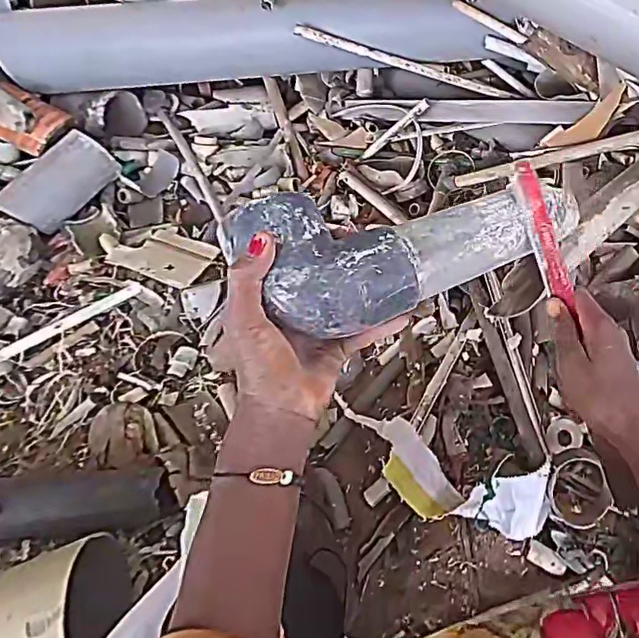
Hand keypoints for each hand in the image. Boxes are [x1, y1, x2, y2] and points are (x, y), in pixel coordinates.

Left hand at [213, 231, 406, 420]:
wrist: (283, 409)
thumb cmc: (258, 373)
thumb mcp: (244, 320)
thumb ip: (246, 280)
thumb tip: (260, 242)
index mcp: (266, 301)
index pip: (285, 261)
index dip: (303, 242)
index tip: (320, 228)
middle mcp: (293, 310)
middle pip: (320, 274)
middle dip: (339, 256)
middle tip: (354, 241)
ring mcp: (317, 326)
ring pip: (344, 297)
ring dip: (361, 282)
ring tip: (377, 265)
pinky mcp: (337, 344)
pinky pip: (363, 328)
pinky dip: (381, 321)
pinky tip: (395, 310)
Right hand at [546, 289, 638, 449]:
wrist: (628, 429)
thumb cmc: (603, 401)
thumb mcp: (570, 363)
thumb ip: (562, 332)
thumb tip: (556, 308)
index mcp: (601, 327)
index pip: (578, 294)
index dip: (559, 292)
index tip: (547, 290)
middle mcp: (613, 333)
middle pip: (583, 313)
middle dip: (563, 321)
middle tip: (551, 337)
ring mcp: (616, 349)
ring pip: (586, 333)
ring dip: (570, 342)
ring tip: (562, 364)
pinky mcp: (616, 364)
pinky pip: (592, 349)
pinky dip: (579, 357)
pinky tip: (574, 377)